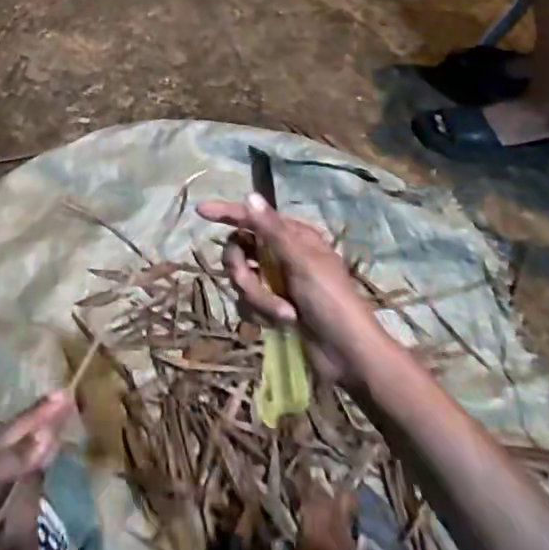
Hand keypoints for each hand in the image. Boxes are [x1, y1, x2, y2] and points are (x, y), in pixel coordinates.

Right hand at [197, 193, 389, 386]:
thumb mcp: (302, 261)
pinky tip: (281, 324)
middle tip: (252, 285)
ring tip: (283, 315)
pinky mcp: (271, 306)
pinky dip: (261, 314)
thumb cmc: (331, 301)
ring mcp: (275, 282)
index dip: (227, 212)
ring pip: (241, 280)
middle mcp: (281, 255)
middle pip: (239, 251)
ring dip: (258, 299)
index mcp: (294, 237)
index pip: (253, 218)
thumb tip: (249, 195)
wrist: (346, 354)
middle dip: (244, 273)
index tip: (201, 211)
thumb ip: (271, 230)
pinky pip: (246, 302)